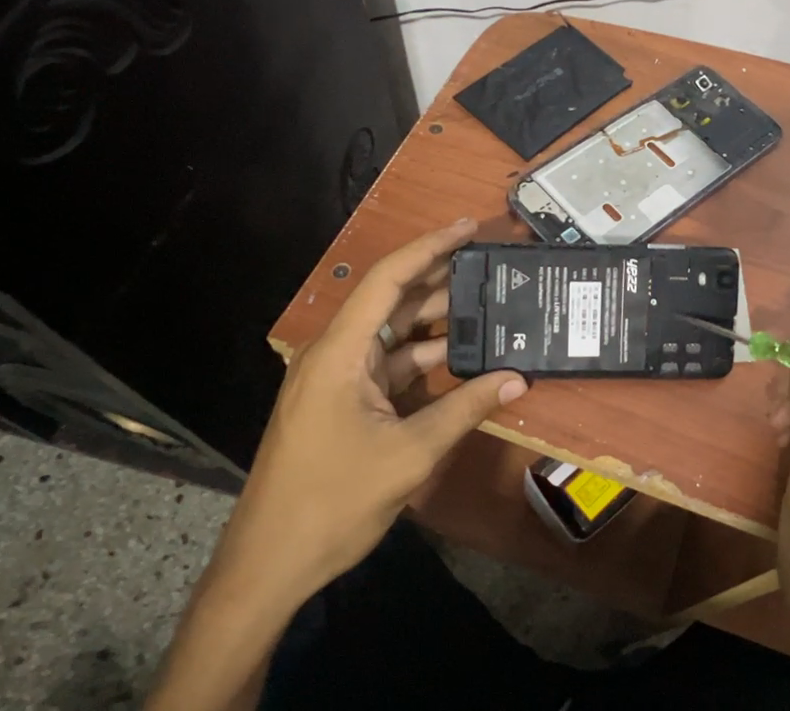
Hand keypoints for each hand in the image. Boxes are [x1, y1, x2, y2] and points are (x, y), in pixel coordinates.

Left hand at [207, 217, 527, 609]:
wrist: (270, 563)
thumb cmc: (333, 502)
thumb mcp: (409, 454)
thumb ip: (465, 410)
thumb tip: (519, 378)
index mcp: (339, 353)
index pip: (388, 281)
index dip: (429, 248)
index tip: (468, 227)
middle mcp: (335, 355)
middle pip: (393, 304)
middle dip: (442, 283)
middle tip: (493, 268)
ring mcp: (337, 382)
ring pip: (394, 339)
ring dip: (438, 327)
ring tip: (491, 310)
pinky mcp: (342, 406)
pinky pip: (390, 370)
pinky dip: (426, 363)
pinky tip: (465, 361)